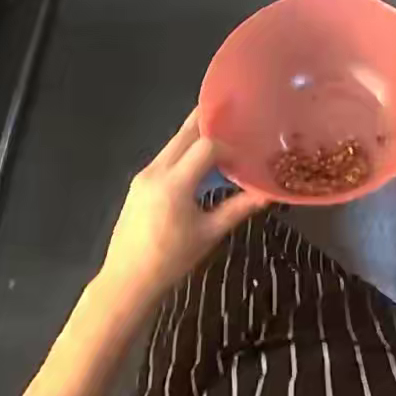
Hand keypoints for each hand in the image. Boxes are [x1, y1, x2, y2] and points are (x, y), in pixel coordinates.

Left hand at [98, 110, 269, 308]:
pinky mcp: (138, 184)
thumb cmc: (171, 260)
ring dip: (194, 138)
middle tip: (230, 114)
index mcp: (174, 183)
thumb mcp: (209, 234)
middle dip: (206, 123)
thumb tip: (267, 194)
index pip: (205, 146)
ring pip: (172, 144)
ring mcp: (143, 175)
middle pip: (184, 134)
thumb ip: (238, 208)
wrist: (127, 281)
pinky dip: (183, 153)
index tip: (243, 156)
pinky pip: (164, 158)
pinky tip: (197, 163)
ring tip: (219, 138)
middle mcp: (155, 171)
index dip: (227, 146)